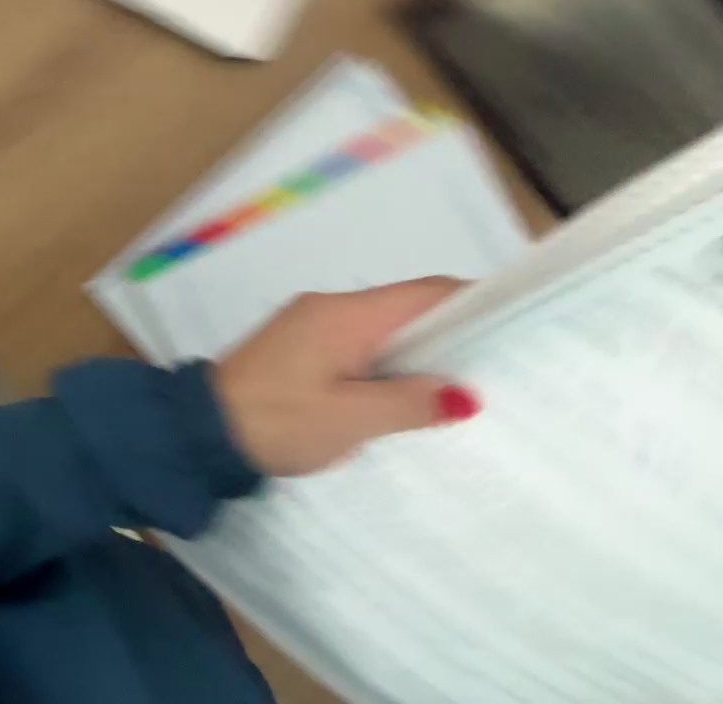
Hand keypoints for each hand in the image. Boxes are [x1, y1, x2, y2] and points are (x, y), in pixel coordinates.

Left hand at [211, 279, 480, 476]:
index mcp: (343, 314)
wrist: (201, 429)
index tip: (521, 329)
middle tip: (507, 375)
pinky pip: (357, 348)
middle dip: (454, 338)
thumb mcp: (351, 419)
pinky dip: (387, 368)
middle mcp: (327, 309)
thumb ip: (410, 402)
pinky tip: (409, 401)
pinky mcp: (298, 349)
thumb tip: (466, 393)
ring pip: (383, 332)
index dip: (476, 305)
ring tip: (469, 394)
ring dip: (420, 357)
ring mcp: (309, 328)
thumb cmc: (277, 419)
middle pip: (407, 311)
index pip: (425, 293)